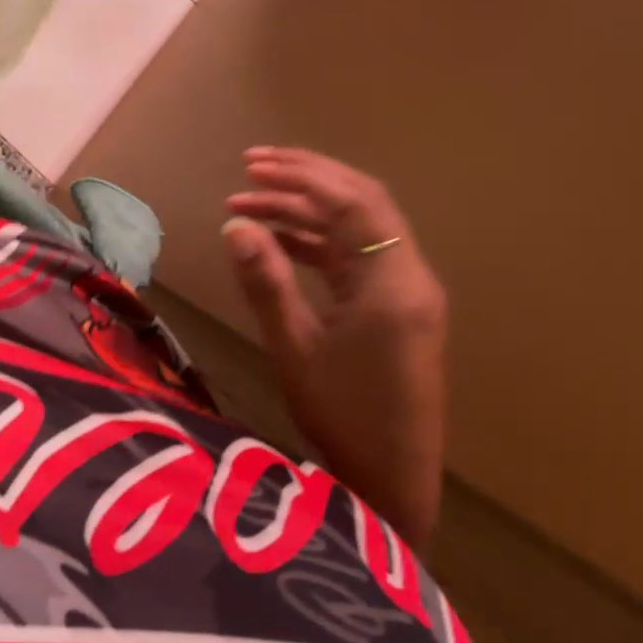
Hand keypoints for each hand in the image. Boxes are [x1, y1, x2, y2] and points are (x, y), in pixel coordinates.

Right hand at [221, 146, 446, 546]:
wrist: (391, 476)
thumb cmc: (341, 412)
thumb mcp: (293, 345)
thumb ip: (265, 280)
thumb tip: (235, 224)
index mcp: (392, 285)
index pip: (353, 206)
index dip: (303, 178)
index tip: (251, 167)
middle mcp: (408, 278)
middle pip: (364, 205)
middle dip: (308, 179)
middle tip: (252, 166)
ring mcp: (405, 294)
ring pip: (358, 229)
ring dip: (306, 210)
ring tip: (247, 203)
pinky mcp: (394, 309)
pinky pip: (355, 256)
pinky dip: (315, 239)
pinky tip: (274, 241)